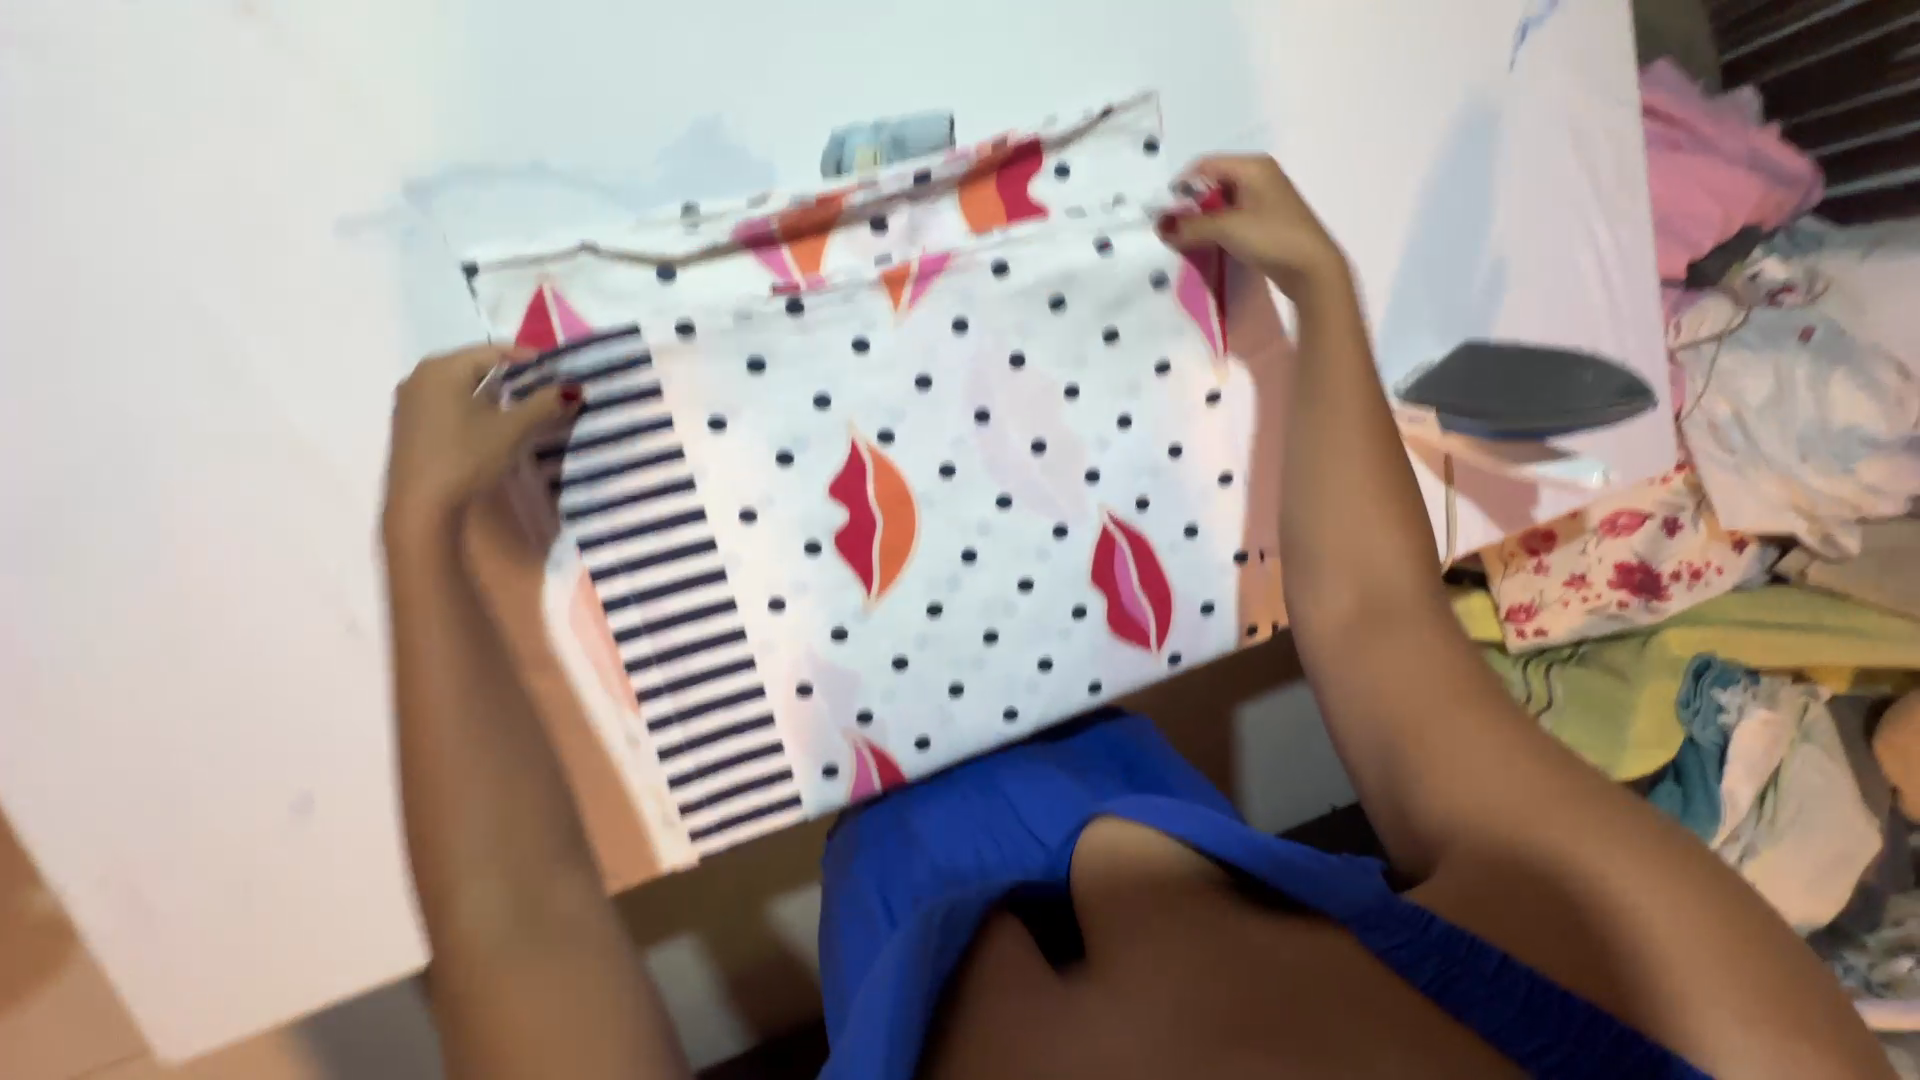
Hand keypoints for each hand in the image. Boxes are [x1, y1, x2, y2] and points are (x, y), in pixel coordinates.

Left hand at [383, 344, 579, 539]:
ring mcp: (410, 401)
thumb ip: (545, 404)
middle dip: (513, 377)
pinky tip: (492, 426)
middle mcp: (420, 375)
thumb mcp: (513, 429)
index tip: (558, 373)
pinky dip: (474, 407)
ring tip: (523, 409)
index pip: (494, 350)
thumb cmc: (467, 457)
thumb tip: (573, 388)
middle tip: (545, 391)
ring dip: (494, 394)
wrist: (421, 506)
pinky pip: (448, 403)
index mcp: (442, 367)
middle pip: (476, 366)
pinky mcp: (409, 425)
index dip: (530, 359)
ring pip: (462, 386)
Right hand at [1157, 155, 1350, 299]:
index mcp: (1252, 166)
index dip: (1182, 188)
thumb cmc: (1272, 237)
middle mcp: (1258, 175)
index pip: (1204, 166)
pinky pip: (1232, 218)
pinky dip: (1217, 230)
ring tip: (1190, 242)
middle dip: (1191, 207)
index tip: (1166, 215)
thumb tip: (1159, 226)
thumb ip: (1191, 226)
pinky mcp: (1265, 220)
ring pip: (1221, 203)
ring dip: (1202, 222)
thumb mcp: (1227, 229)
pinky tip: (1210, 246)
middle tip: (1176, 232)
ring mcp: (1263, 198)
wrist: (1312, 268)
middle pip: (1212, 184)